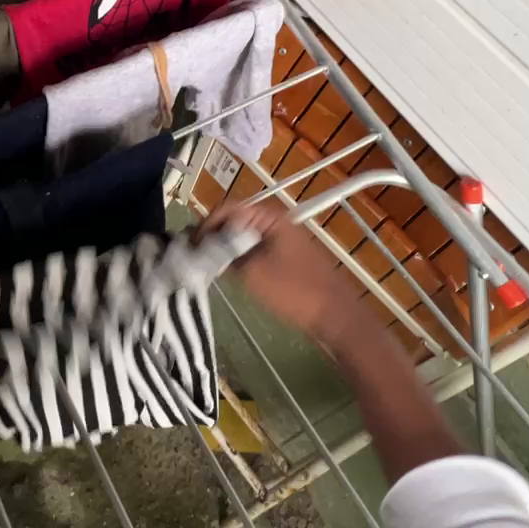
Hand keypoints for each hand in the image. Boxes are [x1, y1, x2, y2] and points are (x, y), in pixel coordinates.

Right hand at [205, 202, 370, 341]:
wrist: (338, 318)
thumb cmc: (295, 291)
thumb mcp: (252, 273)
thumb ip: (224, 256)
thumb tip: (204, 248)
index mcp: (270, 217)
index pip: (228, 209)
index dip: (206, 223)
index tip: (190, 244)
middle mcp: (277, 221)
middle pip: (235, 220)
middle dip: (214, 235)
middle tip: (195, 254)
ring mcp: (284, 239)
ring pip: (245, 236)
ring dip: (227, 248)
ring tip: (209, 264)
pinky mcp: (288, 256)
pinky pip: (257, 248)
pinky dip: (241, 256)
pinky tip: (231, 273)